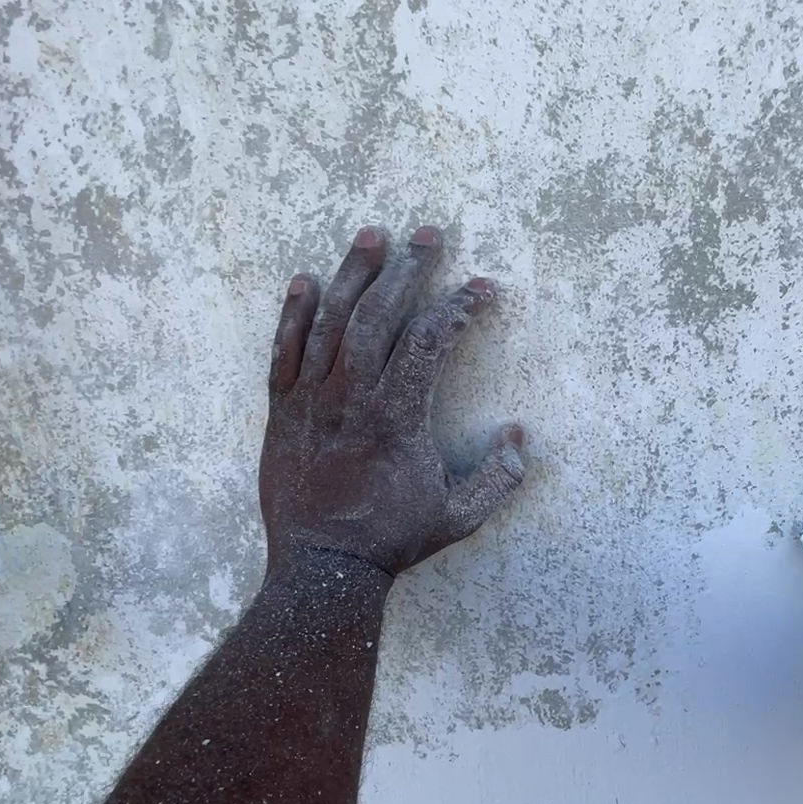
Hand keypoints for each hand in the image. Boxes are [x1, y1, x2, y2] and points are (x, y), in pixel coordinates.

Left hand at [259, 225, 525, 576]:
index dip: (459, 309)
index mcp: (398, 418)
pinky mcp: (281, 411)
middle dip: (408, 269)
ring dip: (353, 274)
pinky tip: (305, 280)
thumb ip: (498, 478)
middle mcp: (352, 398)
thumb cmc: (392, 540)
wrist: (320, 569)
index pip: (430, 342)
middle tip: (427, 234)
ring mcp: (311, 401)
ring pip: (330, 322)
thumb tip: (520, 436)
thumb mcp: (460, 517)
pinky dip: (293, 313)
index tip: (482, 290)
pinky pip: (283, 351)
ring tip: (372, 235)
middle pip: (379, 316)